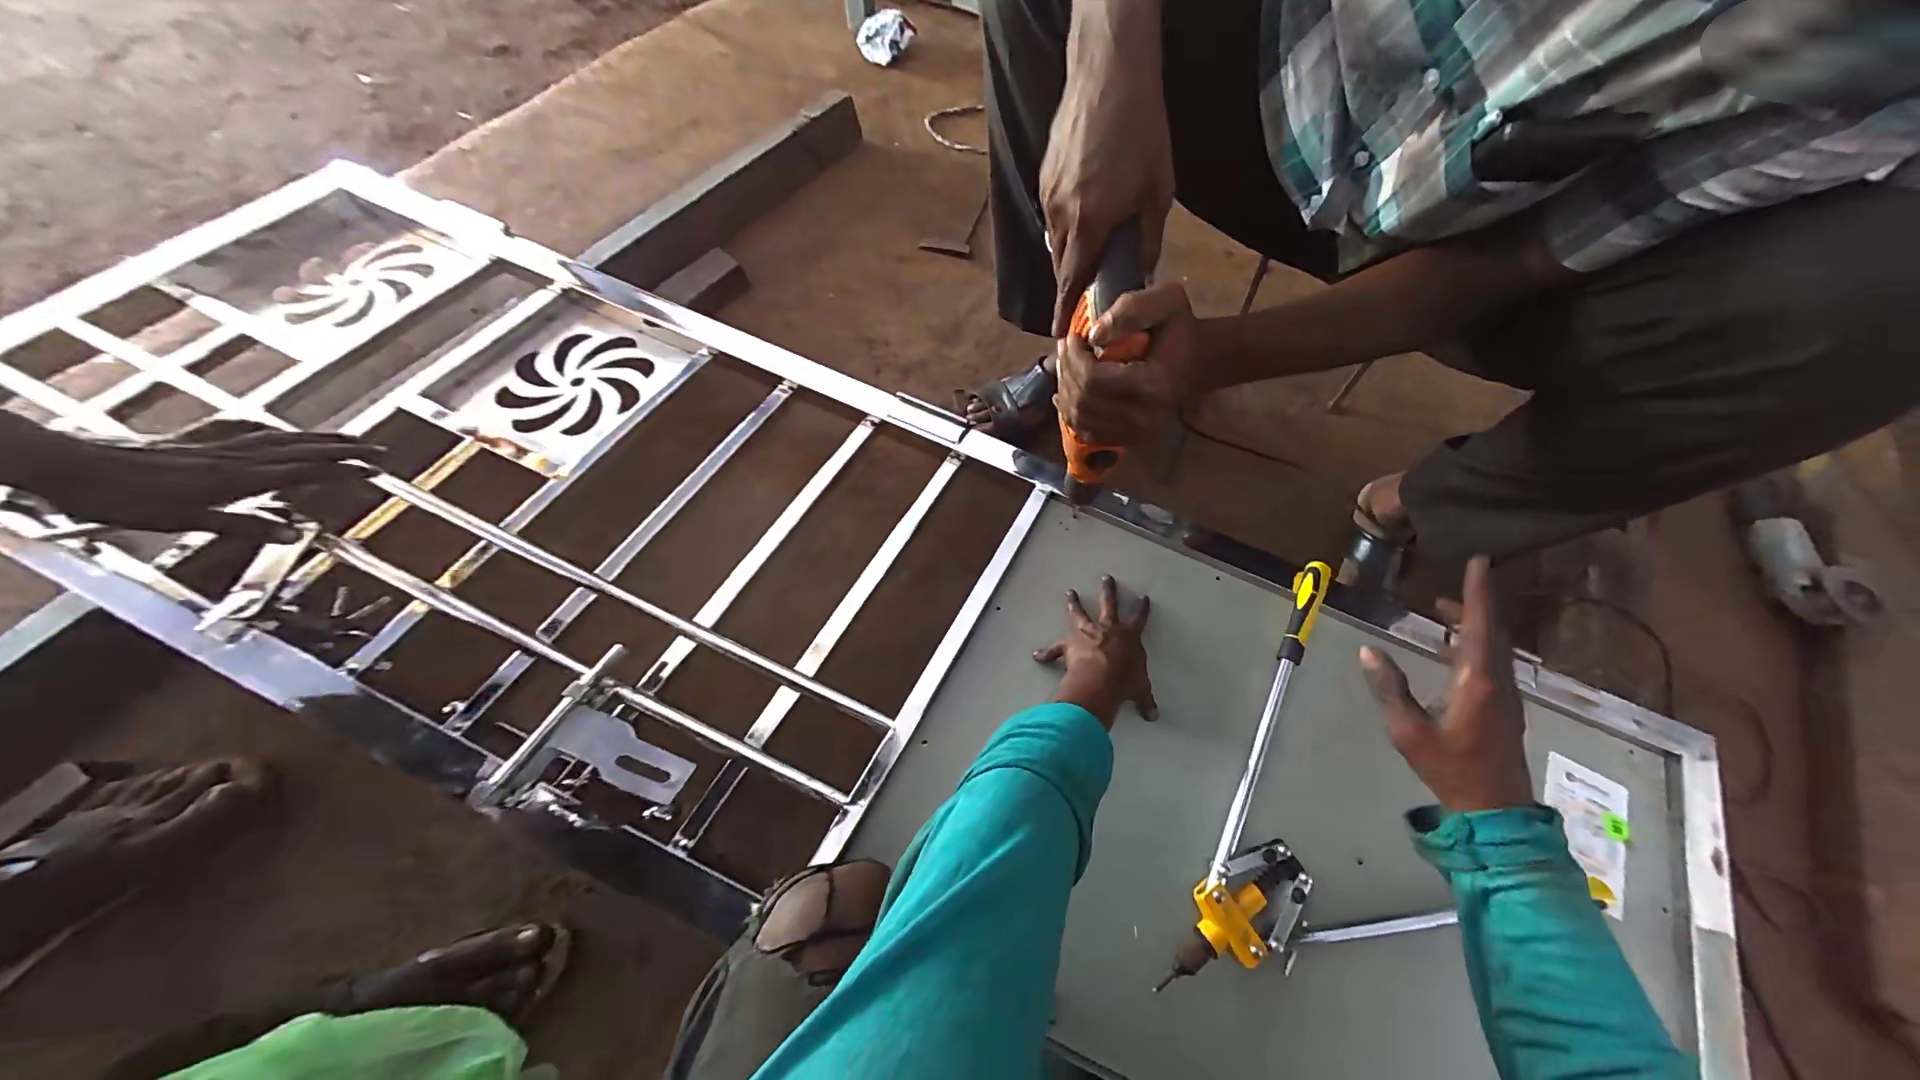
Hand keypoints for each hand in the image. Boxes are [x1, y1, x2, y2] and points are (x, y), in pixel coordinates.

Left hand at [43, 420, 381, 541]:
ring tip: (347, 438)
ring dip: (318, 437)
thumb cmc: (120, 500)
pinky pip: (245, 430)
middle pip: (301, 449)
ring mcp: (215, 445)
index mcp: (238, 478)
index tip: (376, 470)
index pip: (306, 471)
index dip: (344, 470)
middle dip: (344, 449)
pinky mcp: (194, 439)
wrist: (64, 465)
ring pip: (280, 437)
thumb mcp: (183, 521)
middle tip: (379, 450)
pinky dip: (273, 429)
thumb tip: (295, 533)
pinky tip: (279, 428)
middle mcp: (234, 457)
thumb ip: (243, 526)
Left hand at [1033, 574, 1156, 729]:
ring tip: (1069, 593)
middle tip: (1106, 578)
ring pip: (1079, 614)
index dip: (1142, 608)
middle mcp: (1108, 629)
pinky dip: (1046, 653)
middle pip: (1108, 604)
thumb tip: (1153, 716)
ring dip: (1074, 603)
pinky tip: (1037, 655)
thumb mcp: (1139, 690)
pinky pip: (1055, 649)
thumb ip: (1144, 700)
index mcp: (1129, 636)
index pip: (1139, 618)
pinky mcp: (1069, 644)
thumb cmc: (1125, 681)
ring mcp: (1086, 633)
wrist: (1101, 680)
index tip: (1143, 597)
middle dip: (1108, 590)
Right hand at [1041, 3, 1173, 336]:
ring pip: (1055, 240)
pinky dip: (1066, 226)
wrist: (1108, 73)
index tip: (1059, 334)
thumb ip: (1148, 239)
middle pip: (1060, 265)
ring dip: (1070, 253)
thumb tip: (1140, 272)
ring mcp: (1047, 196)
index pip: (1070, 282)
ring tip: (1089, 251)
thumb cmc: (1142, 132)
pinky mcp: (1043, 177)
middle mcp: (1060, 216)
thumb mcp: (1158, 191)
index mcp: (1089, 224)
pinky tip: (1085, 214)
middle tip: (1086, 293)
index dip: (1064, 311)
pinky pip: (1052, 215)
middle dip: (1070, 284)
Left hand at [1054, 281, 1202, 446]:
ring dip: (1065, 389)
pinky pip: (1085, 430)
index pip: (1093, 380)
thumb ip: (1131, 310)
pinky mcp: (1126, 439)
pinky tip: (1067, 390)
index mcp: (1153, 385)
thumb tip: (1094, 336)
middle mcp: (1143, 417)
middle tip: (1065, 349)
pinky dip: (1070, 410)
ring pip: (1079, 417)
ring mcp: (1135, 433)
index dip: (1074, 358)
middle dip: (1067, 371)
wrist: (1197, 361)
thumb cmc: (1178, 329)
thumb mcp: (1165, 301)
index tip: (1071, 337)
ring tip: (1067, 365)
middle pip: (1083, 400)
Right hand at [1358, 556, 1533, 813]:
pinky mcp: (1502, 705)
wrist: (1494, 807)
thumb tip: (1368, 652)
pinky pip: (1491, 660)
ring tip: (1446, 608)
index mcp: (1477, 681)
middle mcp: (1497, 681)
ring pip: (1493, 646)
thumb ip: (1390, 687)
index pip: (1478, 626)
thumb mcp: (1407, 729)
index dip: (1478, 593)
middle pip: (1491, 631)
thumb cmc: (1449, 767)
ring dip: (1474, 622)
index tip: (1479, 562)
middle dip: (1476, 602)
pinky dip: (1473, 642)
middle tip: (1460, 577)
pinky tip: (1453, 645)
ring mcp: (1504, 694)